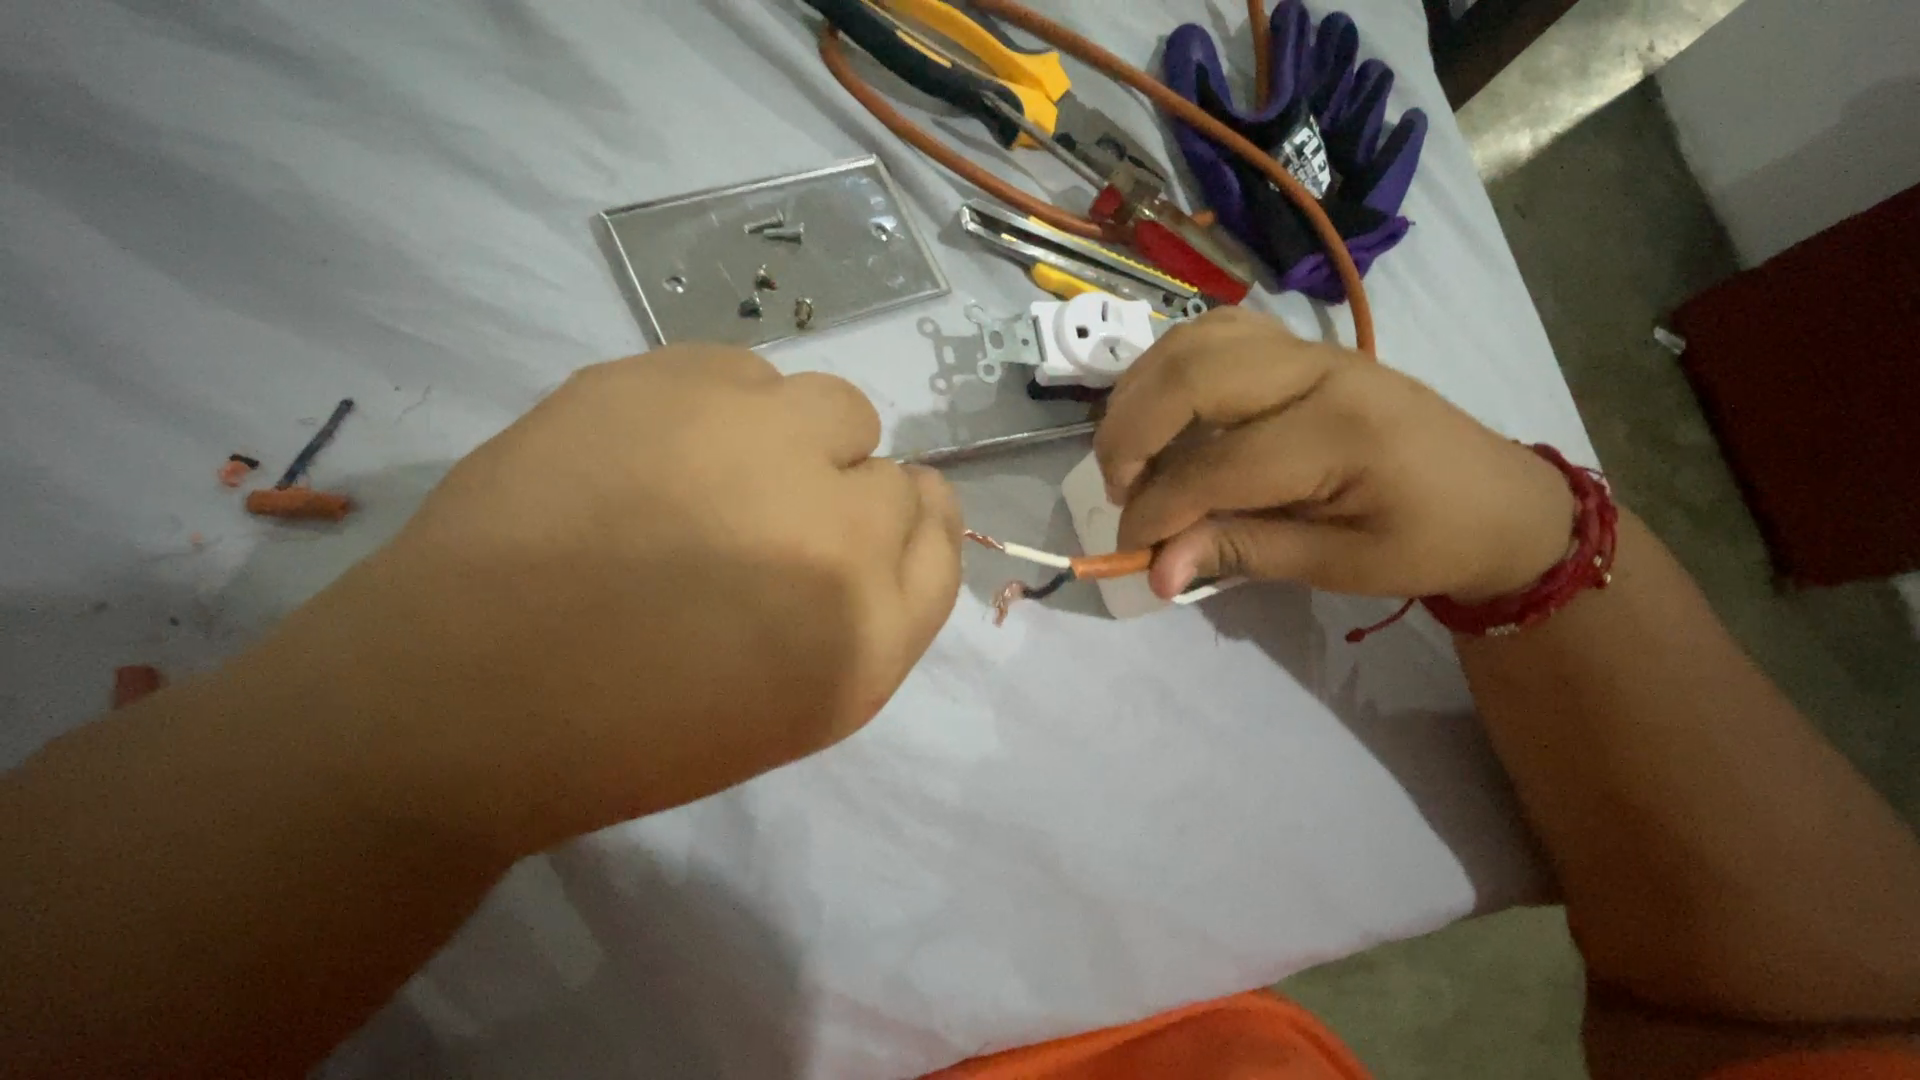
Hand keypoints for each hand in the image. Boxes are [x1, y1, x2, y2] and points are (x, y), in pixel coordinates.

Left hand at [236, 348, 960, 854]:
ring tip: (711, 483)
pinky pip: (740, 370)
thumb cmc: (642, 726)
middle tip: (763, 531)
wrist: (467, 694)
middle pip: (893, 472)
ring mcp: (748, 436)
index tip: (861, 538)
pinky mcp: (657, 381)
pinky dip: (720, 407)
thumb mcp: (804, 705)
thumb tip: (901, 504)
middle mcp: (834, 522)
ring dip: (793, 442)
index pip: (939, 534)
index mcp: (868, 624)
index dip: (905, 531)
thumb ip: (881, 609)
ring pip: (828, 405)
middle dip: (843, 500)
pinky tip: (657, 454)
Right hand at [1094, 308, 1574, 601]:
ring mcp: (1310, 349)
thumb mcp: (1340, 565)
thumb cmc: (1429, 541)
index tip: (1133, 552)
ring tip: (1131, 451)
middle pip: (1190, 376)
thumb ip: (1243, 553)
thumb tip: (1156, 569)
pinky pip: (1216, 332)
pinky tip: (1162, 406)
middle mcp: (1318, 372)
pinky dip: (1171, 365)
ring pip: (1194, 340)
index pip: (1213, 467)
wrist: (1501, 499)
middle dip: (1131, 436)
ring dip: (1142, 392)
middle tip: (1120, 490)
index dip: (1157, 512)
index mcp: (1339, 435)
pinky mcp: (1303, 348)